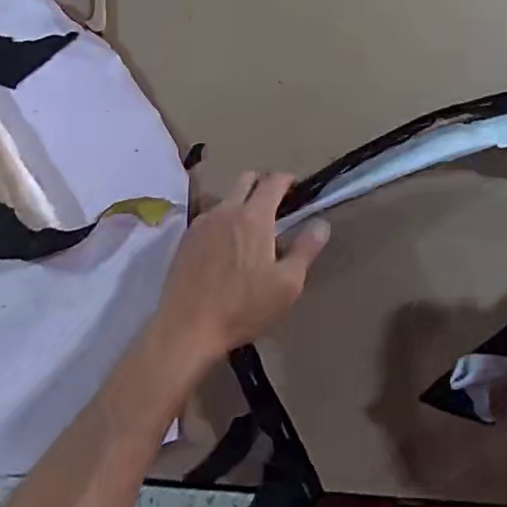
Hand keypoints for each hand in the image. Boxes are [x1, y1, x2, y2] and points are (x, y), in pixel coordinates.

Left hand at [153, 172, 329, 362]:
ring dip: (241, 202)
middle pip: (246, 179)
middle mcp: (225, 210)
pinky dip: (223, 220)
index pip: (273, 182)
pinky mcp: (185, 238)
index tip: (296, 189)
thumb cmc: (243, 307)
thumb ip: (306, 250)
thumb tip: (321, 224)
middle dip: (264, 184)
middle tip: (276, 205)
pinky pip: (209, 216)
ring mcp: (201, 222)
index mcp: (254, 217)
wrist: (187, 327)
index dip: (288, 180)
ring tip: (250, 229)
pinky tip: (226, 246)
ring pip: (226, 197)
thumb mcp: (287, 284)